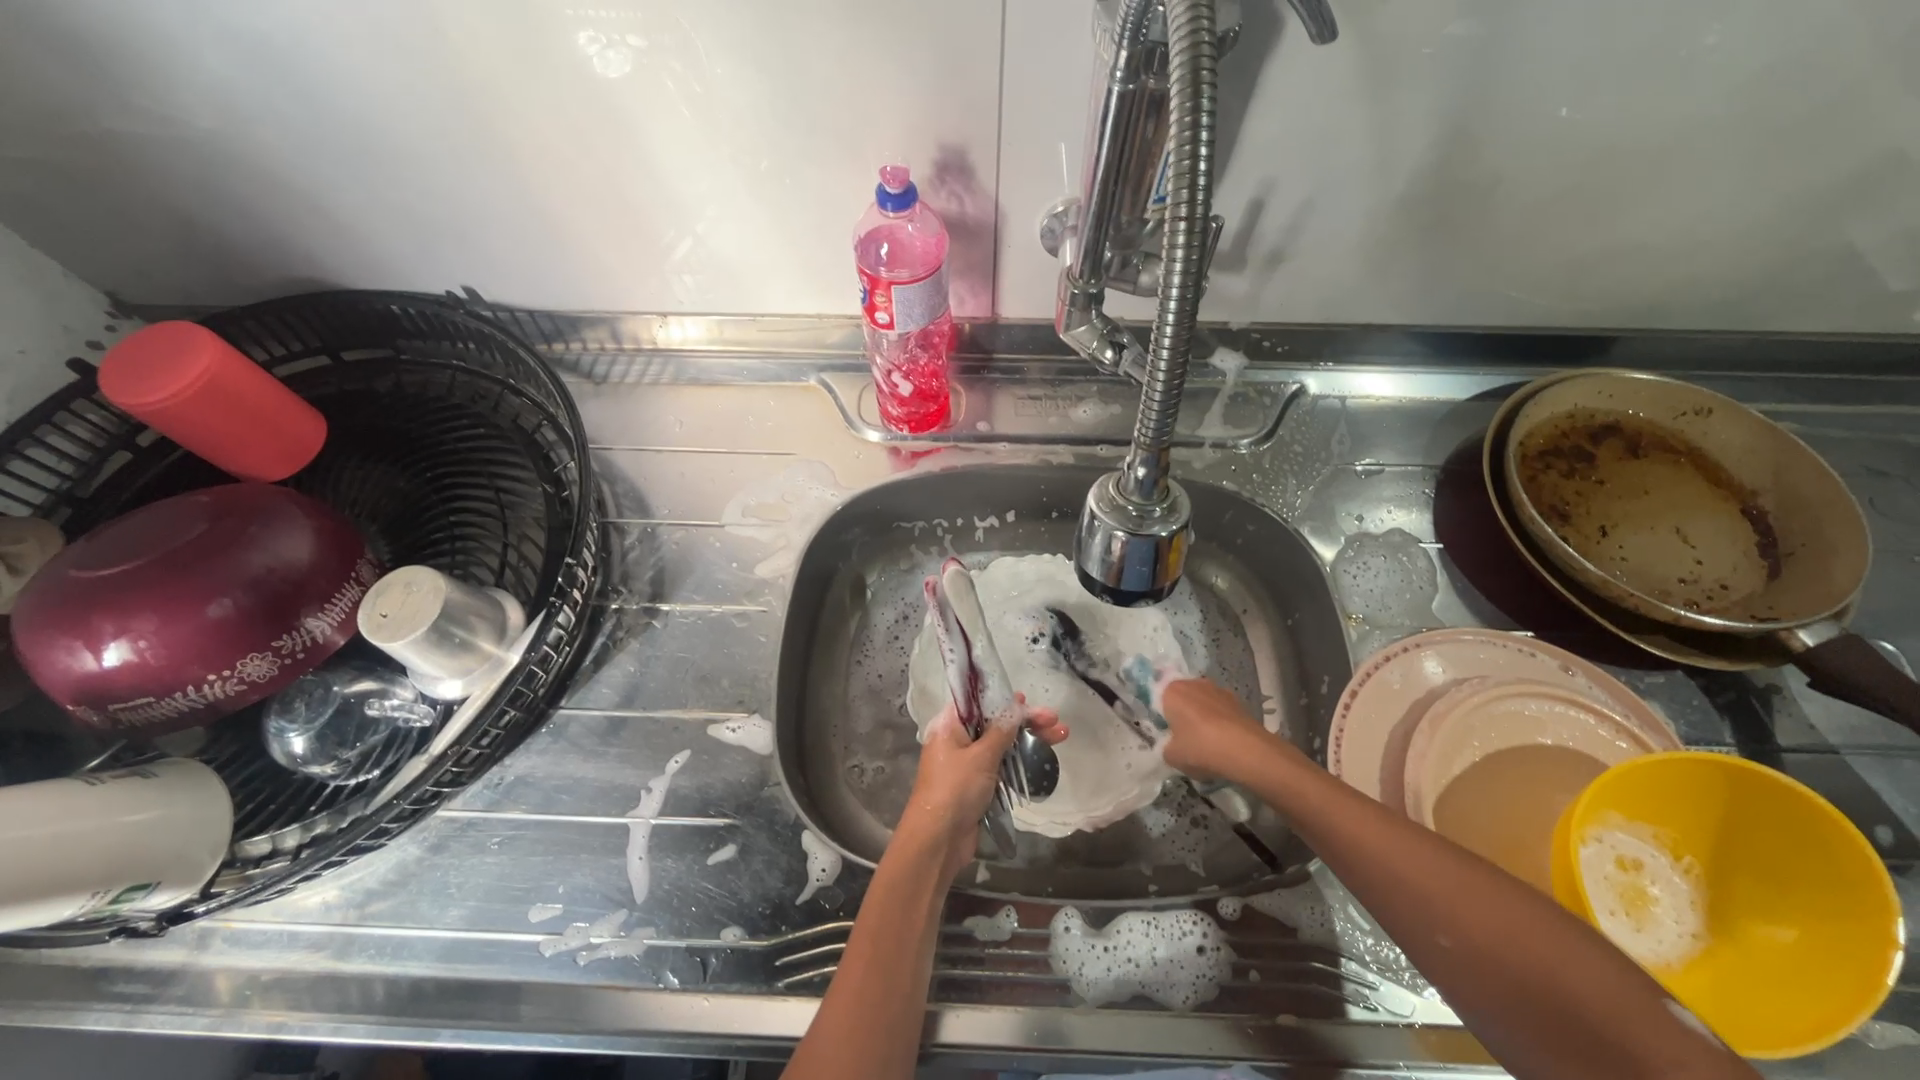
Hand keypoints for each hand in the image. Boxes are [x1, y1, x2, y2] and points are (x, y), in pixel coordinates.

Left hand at [898, 695, 1064, 879]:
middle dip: (1025, 721)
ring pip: (1001, 745)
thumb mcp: (981, 756)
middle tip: (1055, 720)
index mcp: (948, 726)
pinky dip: (1018, 761)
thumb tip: (1015, 708)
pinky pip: (1000, 766)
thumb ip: (1001, 730)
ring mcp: (967, 764)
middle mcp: (956, 740)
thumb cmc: (955, 789)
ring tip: (1061, 736)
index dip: (1003, 699)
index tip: (1028, 699)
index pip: (977, 702)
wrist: (938, 840)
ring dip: (1028, 740)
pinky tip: (1040, 759)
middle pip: (993, 723)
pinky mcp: (976, 785)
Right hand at [1158, 677, 1273, 781]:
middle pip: (1183, 699)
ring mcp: (1219, 690)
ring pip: (1204, 704)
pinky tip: (1224, 743)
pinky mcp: (1239, 701)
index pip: (1159, 699)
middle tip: (1184, 739)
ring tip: (1207, 743)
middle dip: (1183, 715)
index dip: (1161, 717)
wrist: (1246, 751)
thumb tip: (1172, 746)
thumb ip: (1166, 747)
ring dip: (1203, 718)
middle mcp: (1194, 683)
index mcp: (1172, 691)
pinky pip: (1221, 711)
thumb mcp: (1171, 756)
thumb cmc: (1200, 748)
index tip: (1166, 734)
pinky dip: (1220, 723)